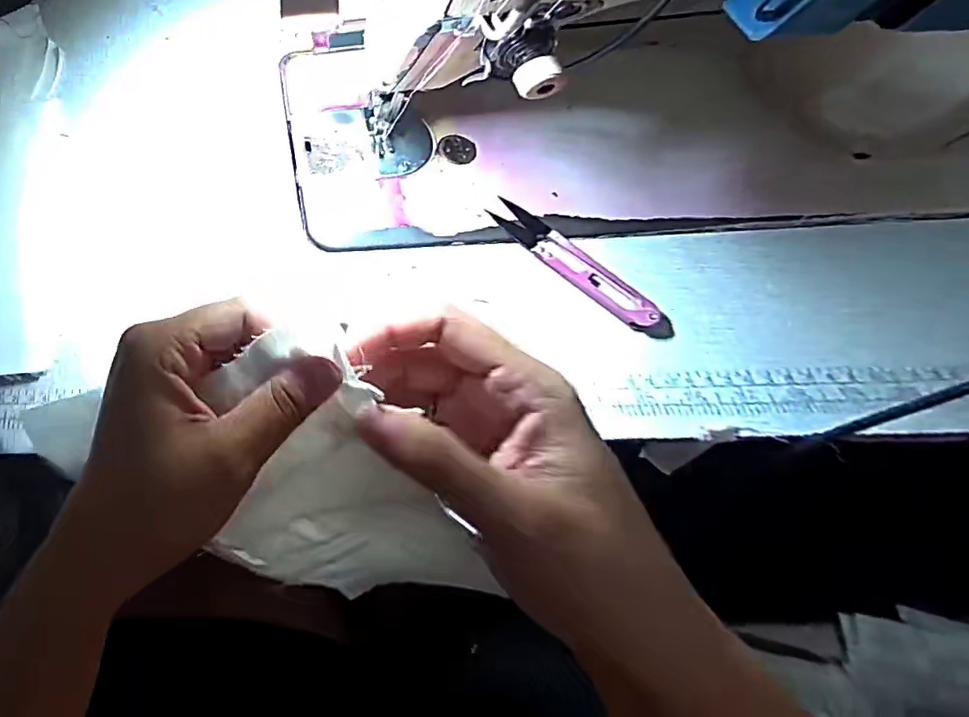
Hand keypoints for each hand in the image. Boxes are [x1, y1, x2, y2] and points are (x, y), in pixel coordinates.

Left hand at [56, 299, 342, 605]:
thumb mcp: (231, 454)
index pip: (237, 313)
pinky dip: (231, 388)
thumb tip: (329, 362)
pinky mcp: (149, 386)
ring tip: (288, 411)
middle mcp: (148, 339)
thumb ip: (281, 404)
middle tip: (309, 397)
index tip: (319, 376)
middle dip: (271, 358)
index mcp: (159, 343)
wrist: (103, 547)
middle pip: (226, 328)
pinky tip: (252, 417)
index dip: (283, 339)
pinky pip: (202, 370)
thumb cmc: (161, 503)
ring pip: (217, 350)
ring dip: (253, 376)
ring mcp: (145, 362)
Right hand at [349, 310, 699, 655]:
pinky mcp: (474, 456)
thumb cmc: (592, 568)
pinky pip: (421, 422)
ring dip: (379, 391)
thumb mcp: (514, 512)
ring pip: (420, 386)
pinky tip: (362, 436)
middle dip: (378, 361)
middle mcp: (505, 394)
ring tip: (336, 409)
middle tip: (330, 387)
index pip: (450, 328)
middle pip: (428, 353)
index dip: (395, 329)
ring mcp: (488, 425)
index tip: (348, 355)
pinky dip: (390, 423)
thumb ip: (436, 458)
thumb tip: (362, 414)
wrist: (638, 641)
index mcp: (528, 388)